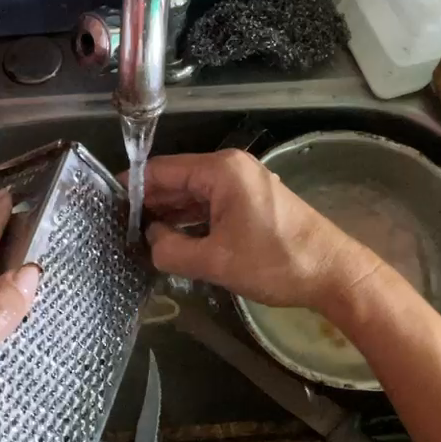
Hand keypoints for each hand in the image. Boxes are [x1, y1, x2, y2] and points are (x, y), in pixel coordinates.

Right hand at [141, 150, 384, 313]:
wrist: (334, 273)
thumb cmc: (276, 263)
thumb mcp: (216, 262)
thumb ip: (172, 250)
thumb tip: (149, 241)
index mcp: (221, 170)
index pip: (162, 170)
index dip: (133, 187)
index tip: (107, 204)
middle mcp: (230, 168)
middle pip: (177, 179)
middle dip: (149, 203)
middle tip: (118, 227)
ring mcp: (243, 184)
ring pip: (193, 194)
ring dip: (170, 214)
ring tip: (138, 236)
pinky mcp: (251, 201)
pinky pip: (211, 205)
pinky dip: (191, 220)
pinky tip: (172, 239)